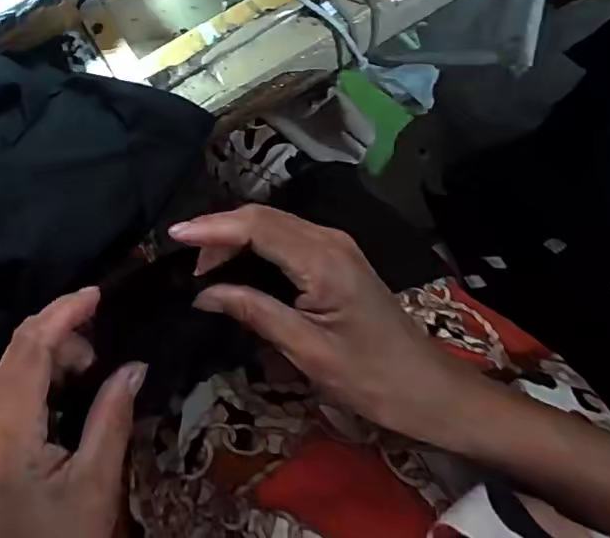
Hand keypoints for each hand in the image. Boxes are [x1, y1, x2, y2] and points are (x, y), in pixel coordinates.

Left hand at [0, 287, 147, 537]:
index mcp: (5, 426)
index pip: (30, 345)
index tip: (97, 293)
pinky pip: (11, 381)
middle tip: (103, 342)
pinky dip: (41, 370)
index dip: (64, 311)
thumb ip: (111, 418)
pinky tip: (70, 384)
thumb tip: (134, 365)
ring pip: (14, 359)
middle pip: (18, 345)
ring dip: (53, 350)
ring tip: (93, 369)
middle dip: (61, 328)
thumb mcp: (93, 488)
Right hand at [169, 205, 493, 448]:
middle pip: (259, 216)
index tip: (174, 235)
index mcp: (323, 261)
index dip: (211, 227)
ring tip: (201, 264)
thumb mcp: (309, 352)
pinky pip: (281, 233)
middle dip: (216, 230)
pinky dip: (250, 241)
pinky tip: (233, 262)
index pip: (256, 227)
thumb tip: (203, 294)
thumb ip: (254, 312)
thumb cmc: (374, 379)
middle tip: (184, 259)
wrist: (436, 392)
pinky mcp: (333, 253)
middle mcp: (328, 239)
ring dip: (231, 235)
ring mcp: (333, 243)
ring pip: (269, 221)